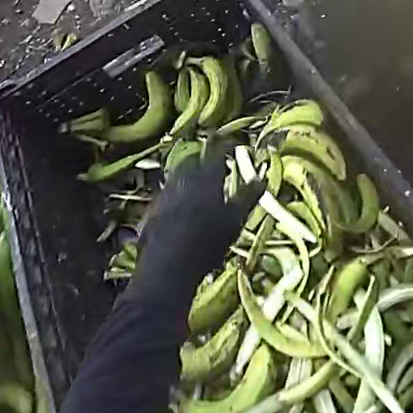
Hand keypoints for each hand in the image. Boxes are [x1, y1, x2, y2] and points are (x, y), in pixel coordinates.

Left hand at [126, 142, 260, 306]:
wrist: (167, 267)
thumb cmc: (208, 243)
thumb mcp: (234, 220)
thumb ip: (247, 197)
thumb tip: (261, 179)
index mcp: (205, 178)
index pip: (215, 153)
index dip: (224, 147)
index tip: (231, 145)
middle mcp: (182, 180)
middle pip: (192, 161)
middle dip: (203, 160)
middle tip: (215, 166)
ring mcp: (164, 195)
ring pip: (177, 177)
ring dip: (189, 177)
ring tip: (200, 187)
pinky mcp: (151, 211)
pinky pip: (167, 195)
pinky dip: (177, 195)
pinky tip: (182, 209)